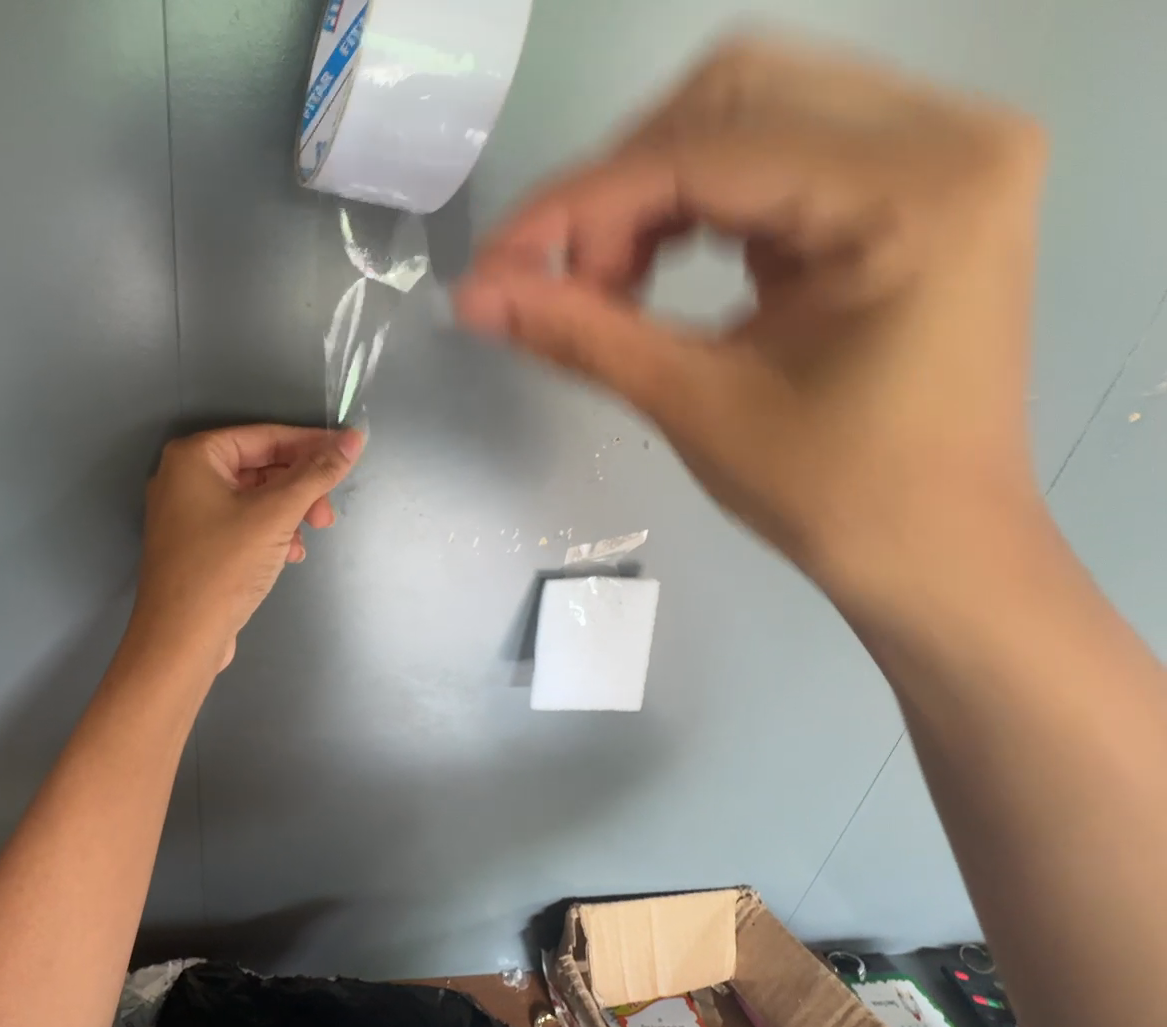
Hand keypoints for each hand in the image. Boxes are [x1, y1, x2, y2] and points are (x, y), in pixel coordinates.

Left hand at [131, 425, 363, 667]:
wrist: (180, 639)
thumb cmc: (224, 566)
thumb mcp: (276, 514)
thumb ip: (317, 474)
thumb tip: (352, 439)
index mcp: (194, 457)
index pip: (265, 437)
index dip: (311, 445)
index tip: (349, 454)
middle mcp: (184, 477)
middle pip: (259, 466)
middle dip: (299, 487)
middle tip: (327, 512)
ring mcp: (185, 513)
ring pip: (253, 498)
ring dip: (288, 513)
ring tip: (311, 535)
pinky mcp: (194, 544)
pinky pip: (240, 523)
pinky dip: (269, 533)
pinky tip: (289, 555)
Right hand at [456, 36, 1048, 599]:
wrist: (934, 544)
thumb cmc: (833, 490)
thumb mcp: (690, 403)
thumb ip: (576, 333)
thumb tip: (469, 296)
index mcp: (918, 189)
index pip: (704, 153)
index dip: (578, 206)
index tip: (491, 267)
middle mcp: (943, 134)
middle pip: (723, 96)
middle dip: (615, 188)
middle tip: (566, 281)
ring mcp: (928, 149)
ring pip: (735, 110)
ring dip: (641, 192)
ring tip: (605, 285)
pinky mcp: (898, 178)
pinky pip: (758, 148)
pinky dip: (679, 200)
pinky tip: (648, 266)